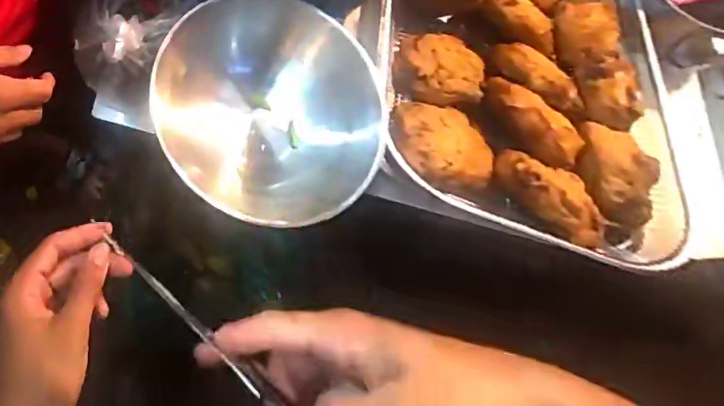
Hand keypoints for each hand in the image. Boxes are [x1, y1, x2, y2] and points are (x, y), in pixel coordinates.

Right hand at [0, 43, 54, 150]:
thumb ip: (4, 55)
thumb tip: (28, 53)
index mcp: (3, 97)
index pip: (42, 95)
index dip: (48, 83)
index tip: (43, 72)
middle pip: (34, 116)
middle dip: (36, 100)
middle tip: (26, 84)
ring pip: (17, 132)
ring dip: (20, 116)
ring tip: (9, 99)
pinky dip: (2, 128)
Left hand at [0, 223, 133, 405]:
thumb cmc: (45, 375)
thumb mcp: (72, 328)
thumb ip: (87, 284)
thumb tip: (101, 247)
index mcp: (22, 290)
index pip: (53, 247)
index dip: (82, 234)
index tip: (111, 231)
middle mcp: (22, 297)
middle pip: (60, 265)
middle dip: (93, 262)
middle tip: (126, 264)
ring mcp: (28, 318)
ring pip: (63, 286)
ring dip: (90, 284)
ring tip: (116, 291)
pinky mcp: (35, 335)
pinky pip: (60, 305)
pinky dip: (81, 304)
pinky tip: (100, 314)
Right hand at [195, 310, 630, 405]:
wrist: (521, 401)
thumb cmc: (450, 393)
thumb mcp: (382, 405)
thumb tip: (288, 401)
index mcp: (347, 333)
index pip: (281, 325)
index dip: (240, 337)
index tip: (201, 351)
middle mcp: (355, 345)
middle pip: (294, 359)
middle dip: (268, 382)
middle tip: (244, 397)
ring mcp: (375, 369)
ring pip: (318, 385)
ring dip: (297, 398)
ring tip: (280, 400)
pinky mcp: (394, 392)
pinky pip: (343, 397)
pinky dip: (326, 404)